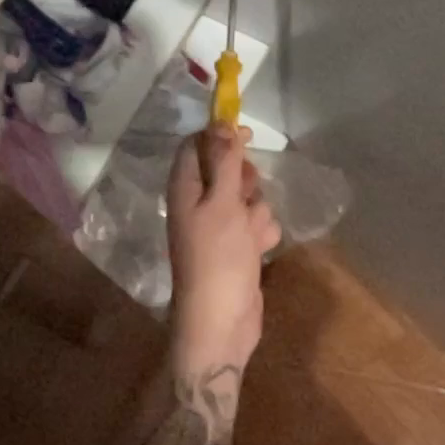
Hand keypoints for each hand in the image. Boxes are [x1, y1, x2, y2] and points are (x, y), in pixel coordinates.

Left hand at [166, 124, 281, 376]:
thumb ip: (224, 162)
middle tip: (247, 193)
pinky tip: (259, 250)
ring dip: (256, 211)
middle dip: (245, 179)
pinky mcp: (237, 247)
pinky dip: (261, 234)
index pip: (196, 144)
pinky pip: (256, 225)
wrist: (220, 323)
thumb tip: (221, 121)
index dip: (220, 135)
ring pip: (248, 197)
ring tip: (250, 234)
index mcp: (184, 186)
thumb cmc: (217, 258)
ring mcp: (218, 226)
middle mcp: (198, 202)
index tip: (248, 135)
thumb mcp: (222, 204)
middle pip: (227, 169)